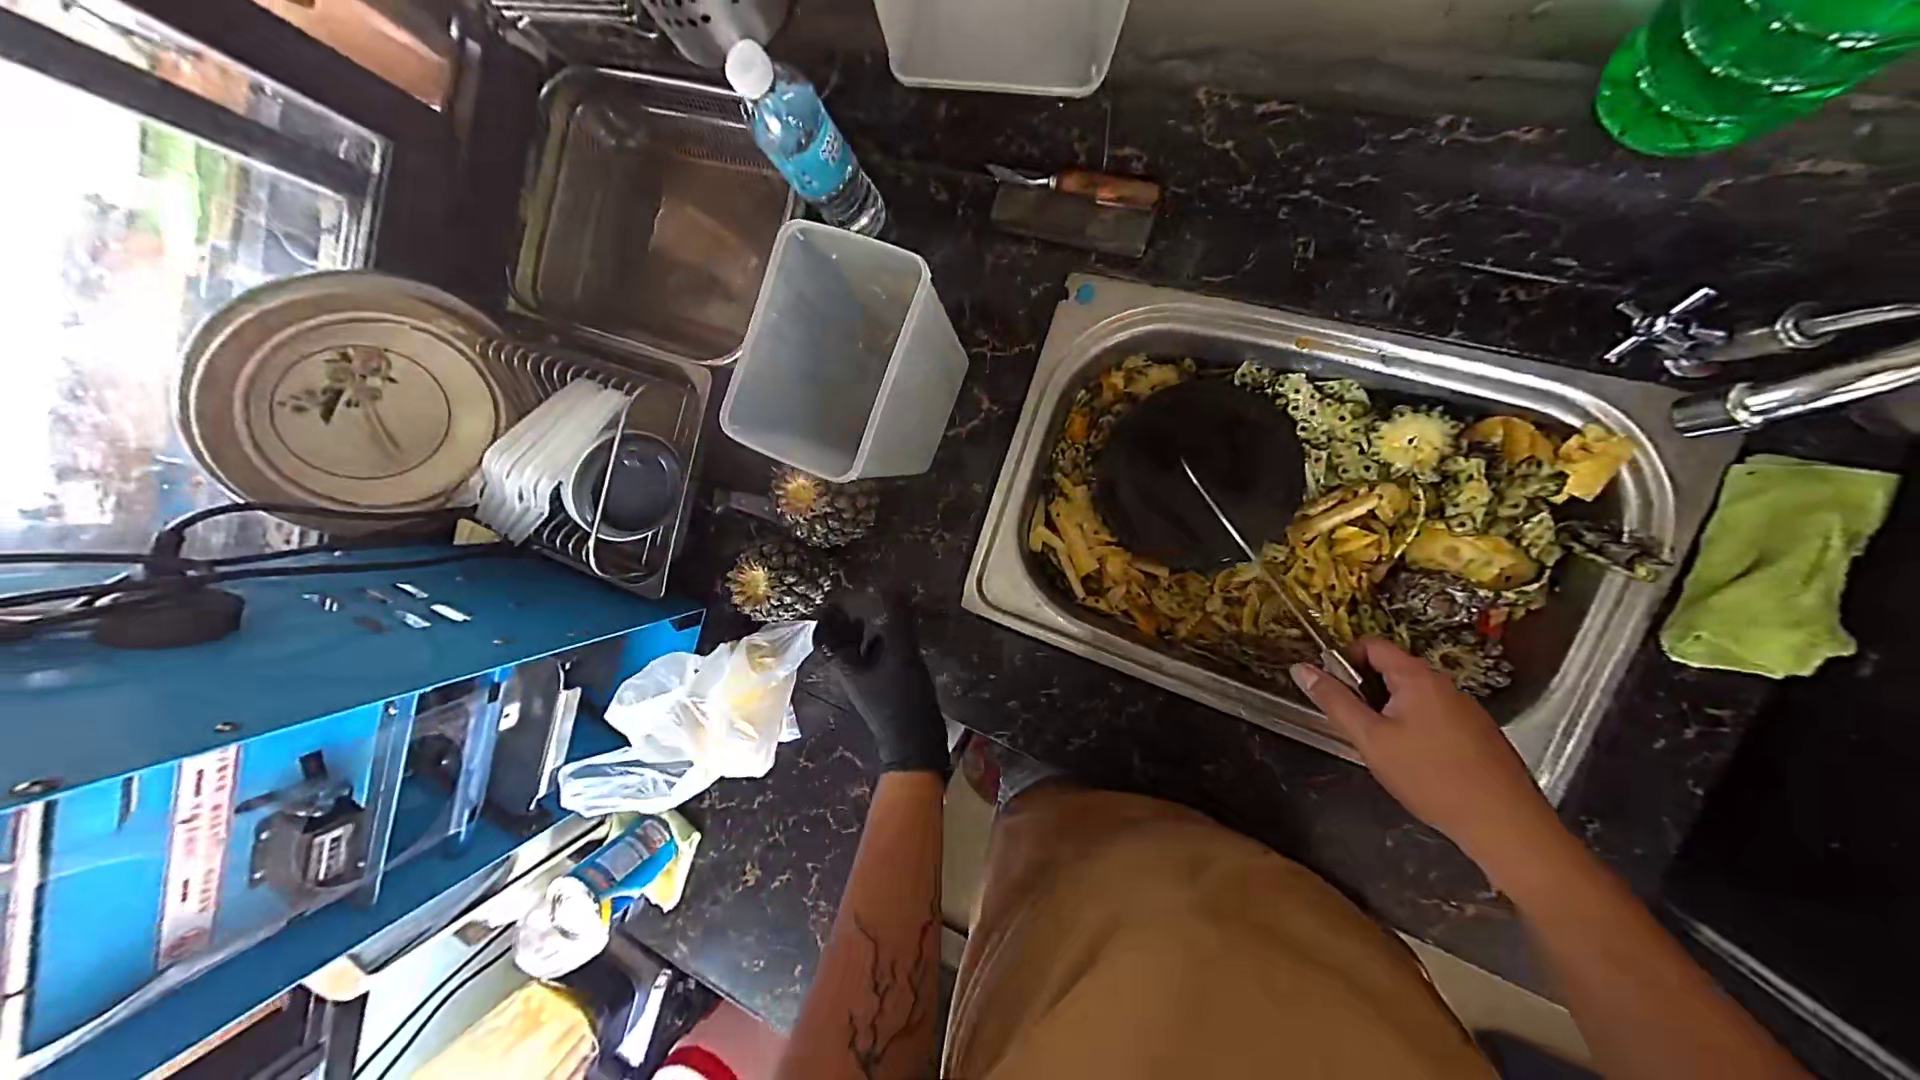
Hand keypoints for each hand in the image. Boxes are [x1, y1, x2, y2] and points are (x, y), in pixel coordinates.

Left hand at [815, 592, 950, 775]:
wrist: (916, 742)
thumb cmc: (900, 698)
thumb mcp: (901, 655)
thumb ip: (898, 621)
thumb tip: (894, 586)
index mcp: (845, 666)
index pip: (824, 637)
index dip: (826, 616)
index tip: (832, 596)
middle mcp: (852, 674)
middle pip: (840, 644)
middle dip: (845, 623)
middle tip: (854, 599)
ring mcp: (869, 683)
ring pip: (859, 652)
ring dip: (864, 633)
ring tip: (874, 612)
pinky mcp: (886, 689)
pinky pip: (877, 660)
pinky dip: (882, 645)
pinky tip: (897, 637)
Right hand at [1290, 637, 1555, 860]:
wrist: (1505, 825)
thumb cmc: (1430, 777)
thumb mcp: (1369, 739)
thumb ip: (1333, 701)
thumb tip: (1301, 669)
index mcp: (1417, 678)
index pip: (1371, 645)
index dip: (1343, 658)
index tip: (1330, 687)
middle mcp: (1444, 685)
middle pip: (1391, 670)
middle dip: (1364, 690)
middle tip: (1355, 725)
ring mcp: (1465, 709)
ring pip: (1411, 696)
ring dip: (1387, 711)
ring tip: (1382, 748)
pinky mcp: (1478, 733)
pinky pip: (1433, 715)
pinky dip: (1413, 727)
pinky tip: (1414, 762)